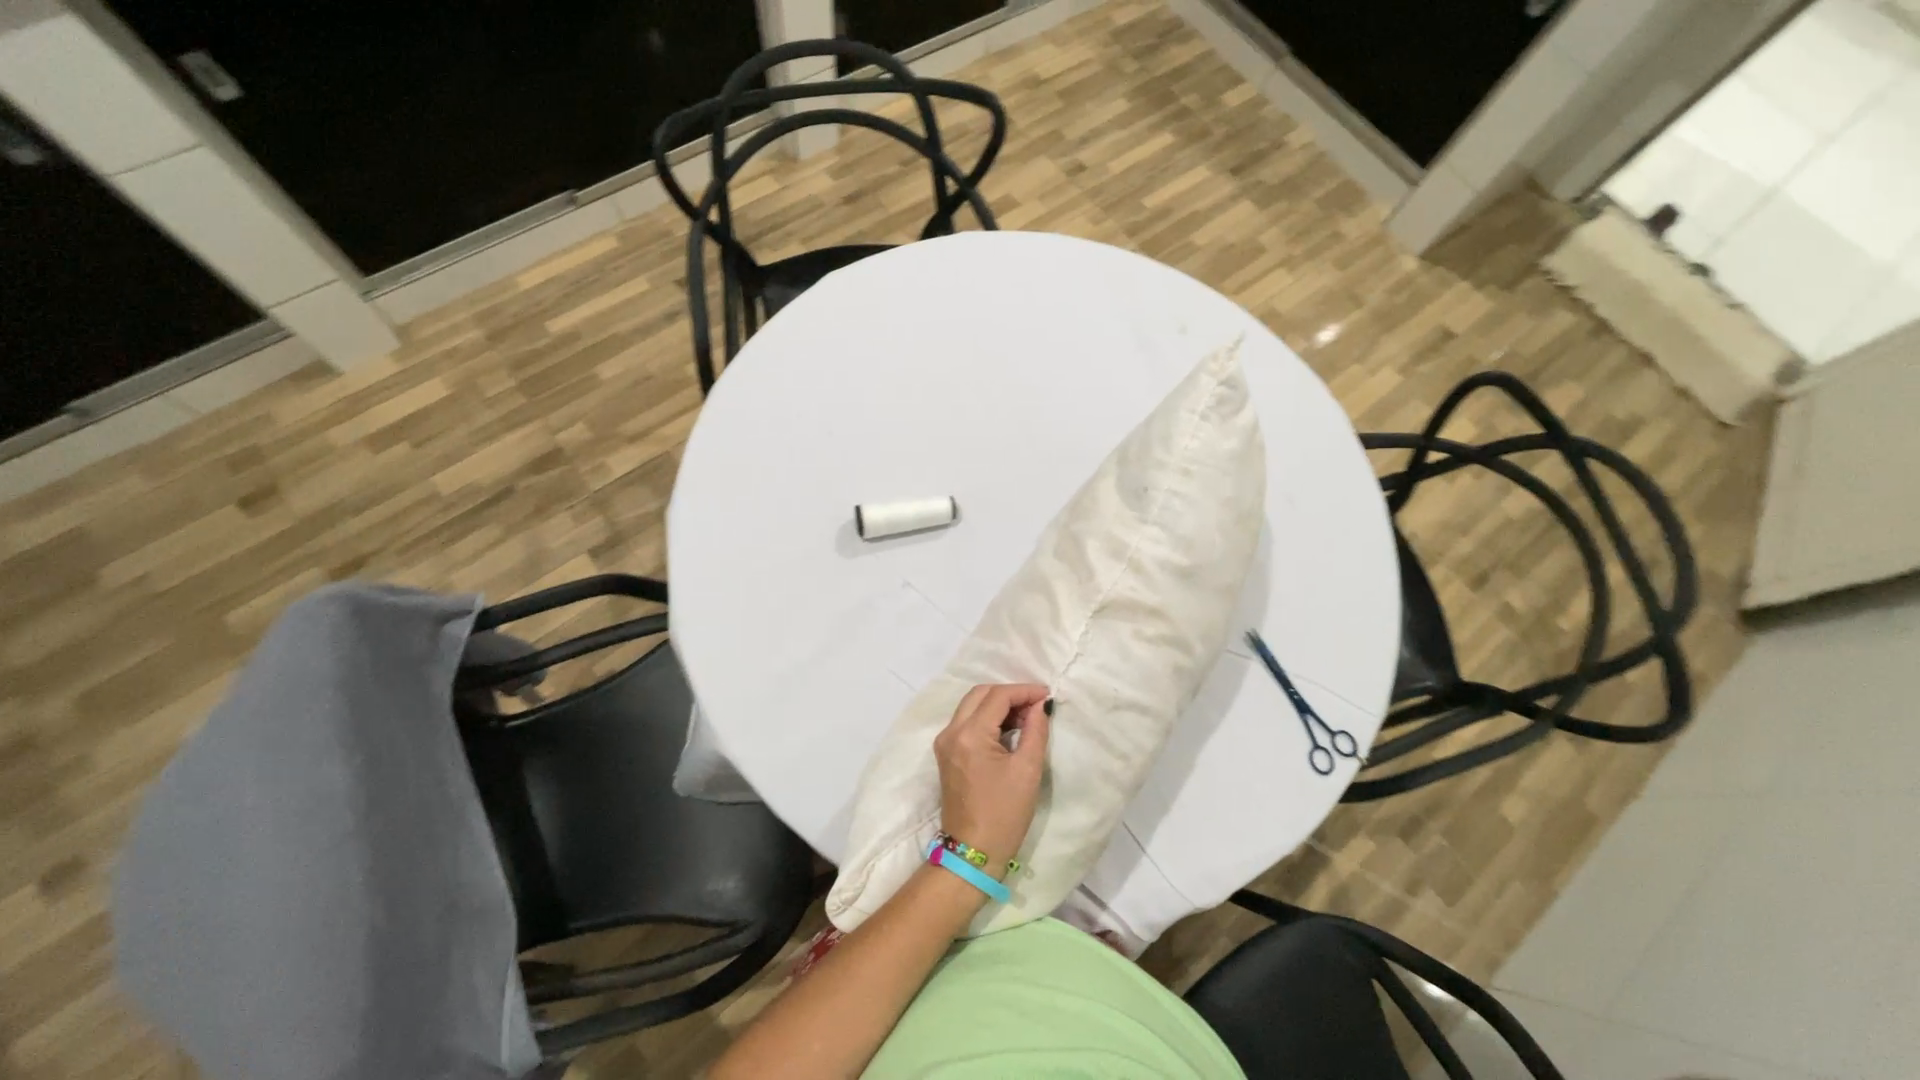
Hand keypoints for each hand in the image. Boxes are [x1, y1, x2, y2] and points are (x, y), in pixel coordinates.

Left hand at [932, 684, 1051, 876]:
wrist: (973, 852)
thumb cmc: (1004, 813)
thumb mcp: (1027, 769)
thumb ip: (1035, 730)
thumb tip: (1040, 705)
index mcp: (969, 734)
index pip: (997, 696)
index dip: (1024, 691)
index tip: (1047, 695)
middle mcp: (951, 732)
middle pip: (980, 694)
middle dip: (1009, 694)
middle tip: (1036, 705)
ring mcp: (945, 743)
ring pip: (971, 706)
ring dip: (998, 705)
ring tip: (1027, 717)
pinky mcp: (946, 754)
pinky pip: (966, 722)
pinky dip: (987, 718)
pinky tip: (1009, 729)